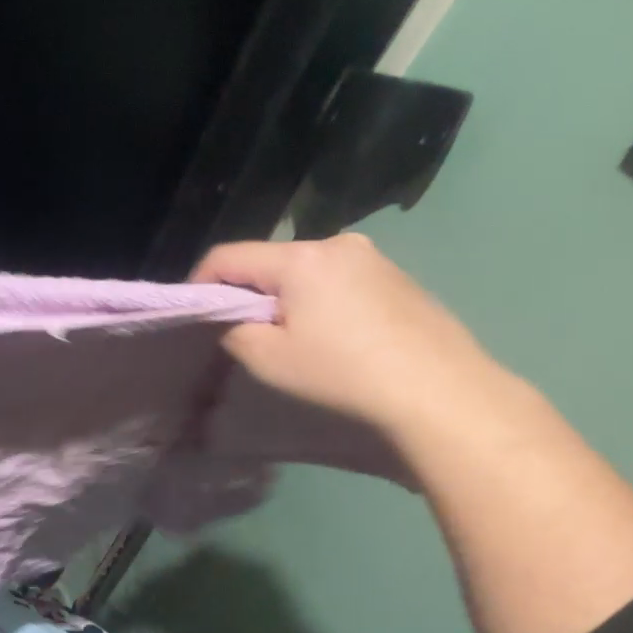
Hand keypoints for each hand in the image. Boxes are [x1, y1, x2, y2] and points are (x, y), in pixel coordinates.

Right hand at [193, 234, 507, 439]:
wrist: (437, 389)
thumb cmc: (340, 371)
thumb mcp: (266, 358)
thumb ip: (233, 329)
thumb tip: (234, 318)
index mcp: (300, 258)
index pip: (227, 255)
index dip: (200, 283)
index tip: (195, 317)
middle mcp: (337, 243)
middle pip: (268, 261)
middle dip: (246, 292)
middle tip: (243, 334)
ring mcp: (372, 257)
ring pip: (302, 271)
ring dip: (284, 297)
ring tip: (290, 340)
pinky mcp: (396, 276)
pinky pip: (335, 280)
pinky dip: (317, 302)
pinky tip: (330, 338)